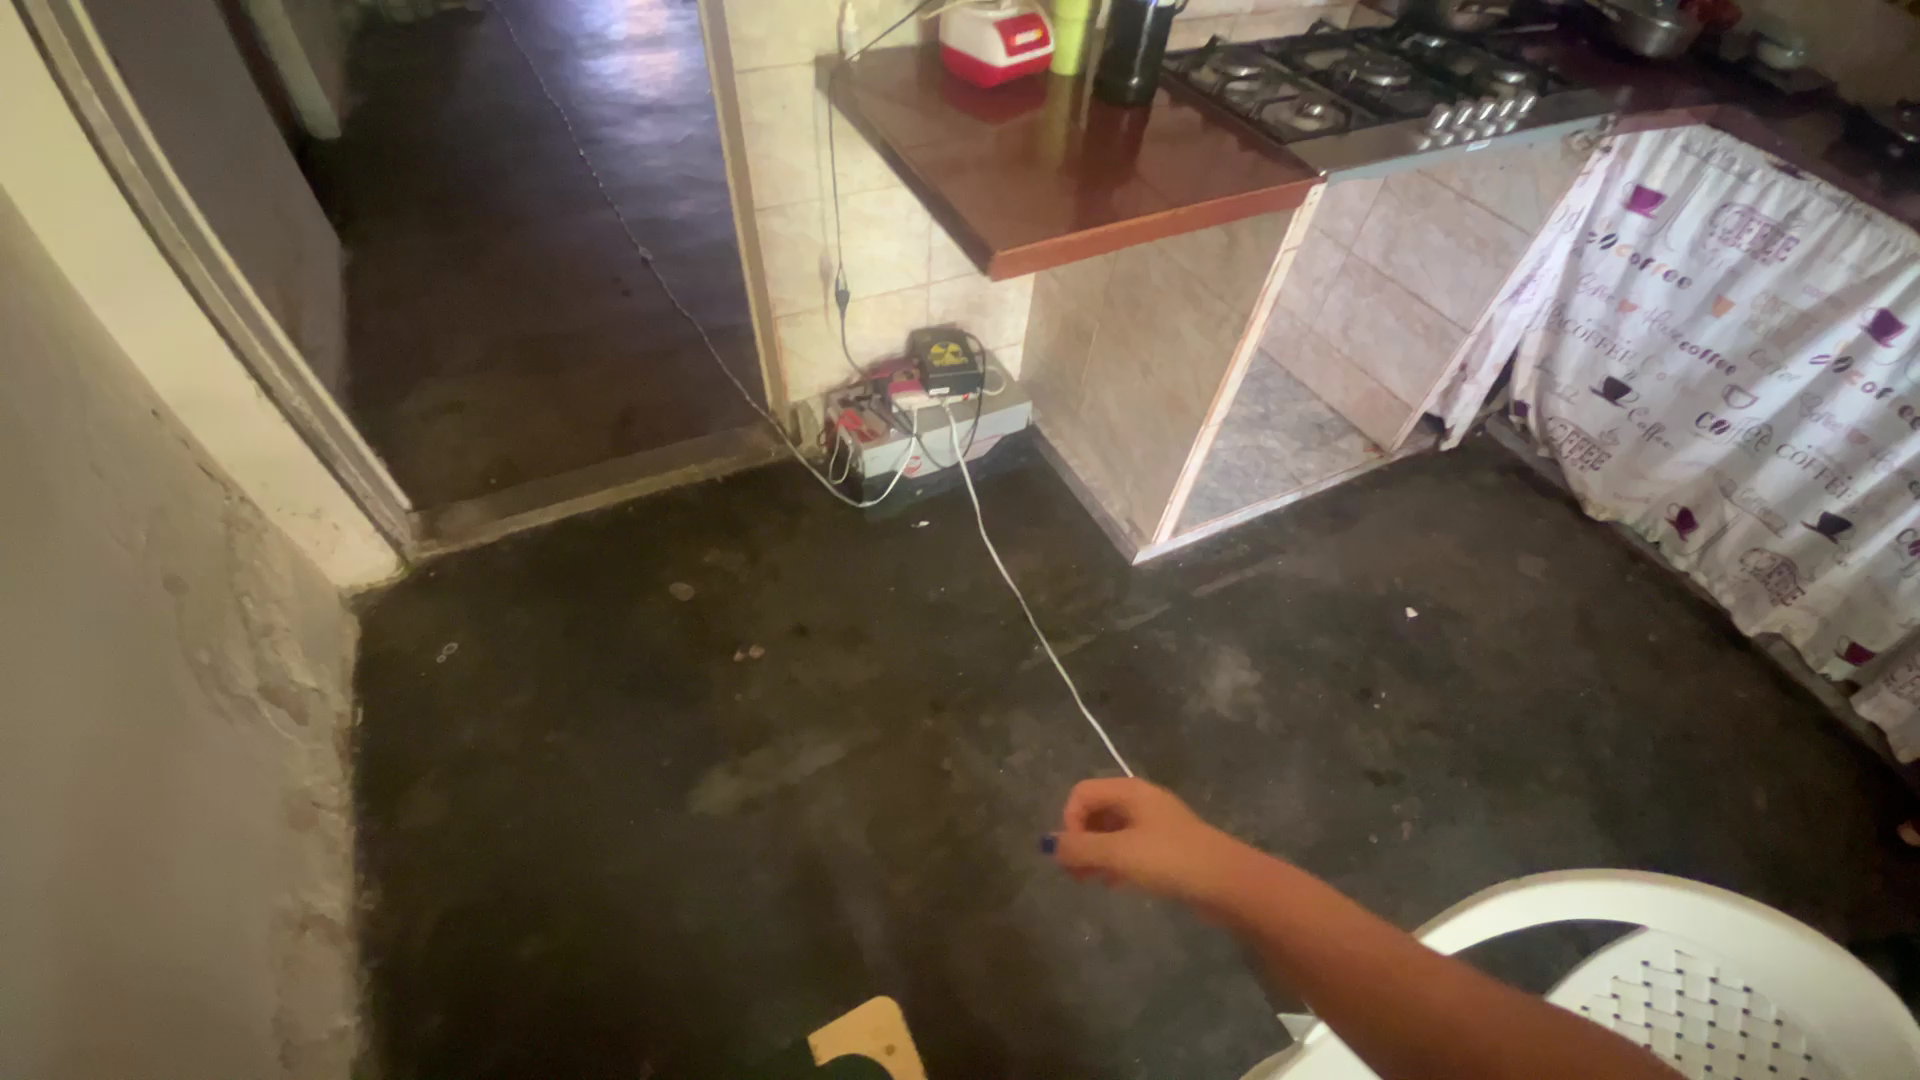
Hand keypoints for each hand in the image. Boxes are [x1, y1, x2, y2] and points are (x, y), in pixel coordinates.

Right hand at [1047, 777, 1255, 909]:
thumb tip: (1048, 845)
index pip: (1082, 793)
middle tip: (1073, 873)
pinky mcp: (1168, 848)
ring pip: (1112, 831)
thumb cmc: (1170, 859)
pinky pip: (1130, 847)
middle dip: (1079, 839)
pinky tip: (1113, 884)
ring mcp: (1156, 824)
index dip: (1069, 820)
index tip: (1072, 852)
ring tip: (1088, 881)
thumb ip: (1080, 848)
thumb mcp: (1119, 853)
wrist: (1227, 883)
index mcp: (1129, 791)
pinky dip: (1115, 862)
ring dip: (1095, 853)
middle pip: (1096, 810)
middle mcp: (1141, 801)